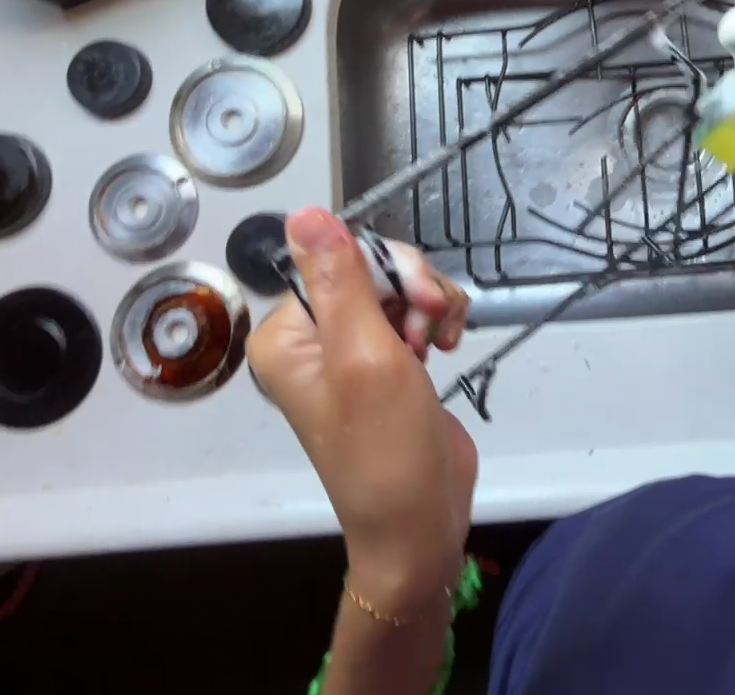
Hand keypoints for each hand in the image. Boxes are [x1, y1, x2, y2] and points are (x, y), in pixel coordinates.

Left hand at [246, 208, 476, 611]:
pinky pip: (414, 313)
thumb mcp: (364, 356)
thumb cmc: (386, 446)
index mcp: (288, 334)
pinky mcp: (389, 362)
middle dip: (415, 289)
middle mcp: (314, 337)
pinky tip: (446, 347)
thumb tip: (303, 211)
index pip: (337, 260)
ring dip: (432, 305)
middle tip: (436, 324)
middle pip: (372, 269)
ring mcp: (354, 350)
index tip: (424, 300)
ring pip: (400, 288)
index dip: (389, 268)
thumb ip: (339, 280)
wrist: (421, 521)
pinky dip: (438, 320)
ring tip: (441, 344)